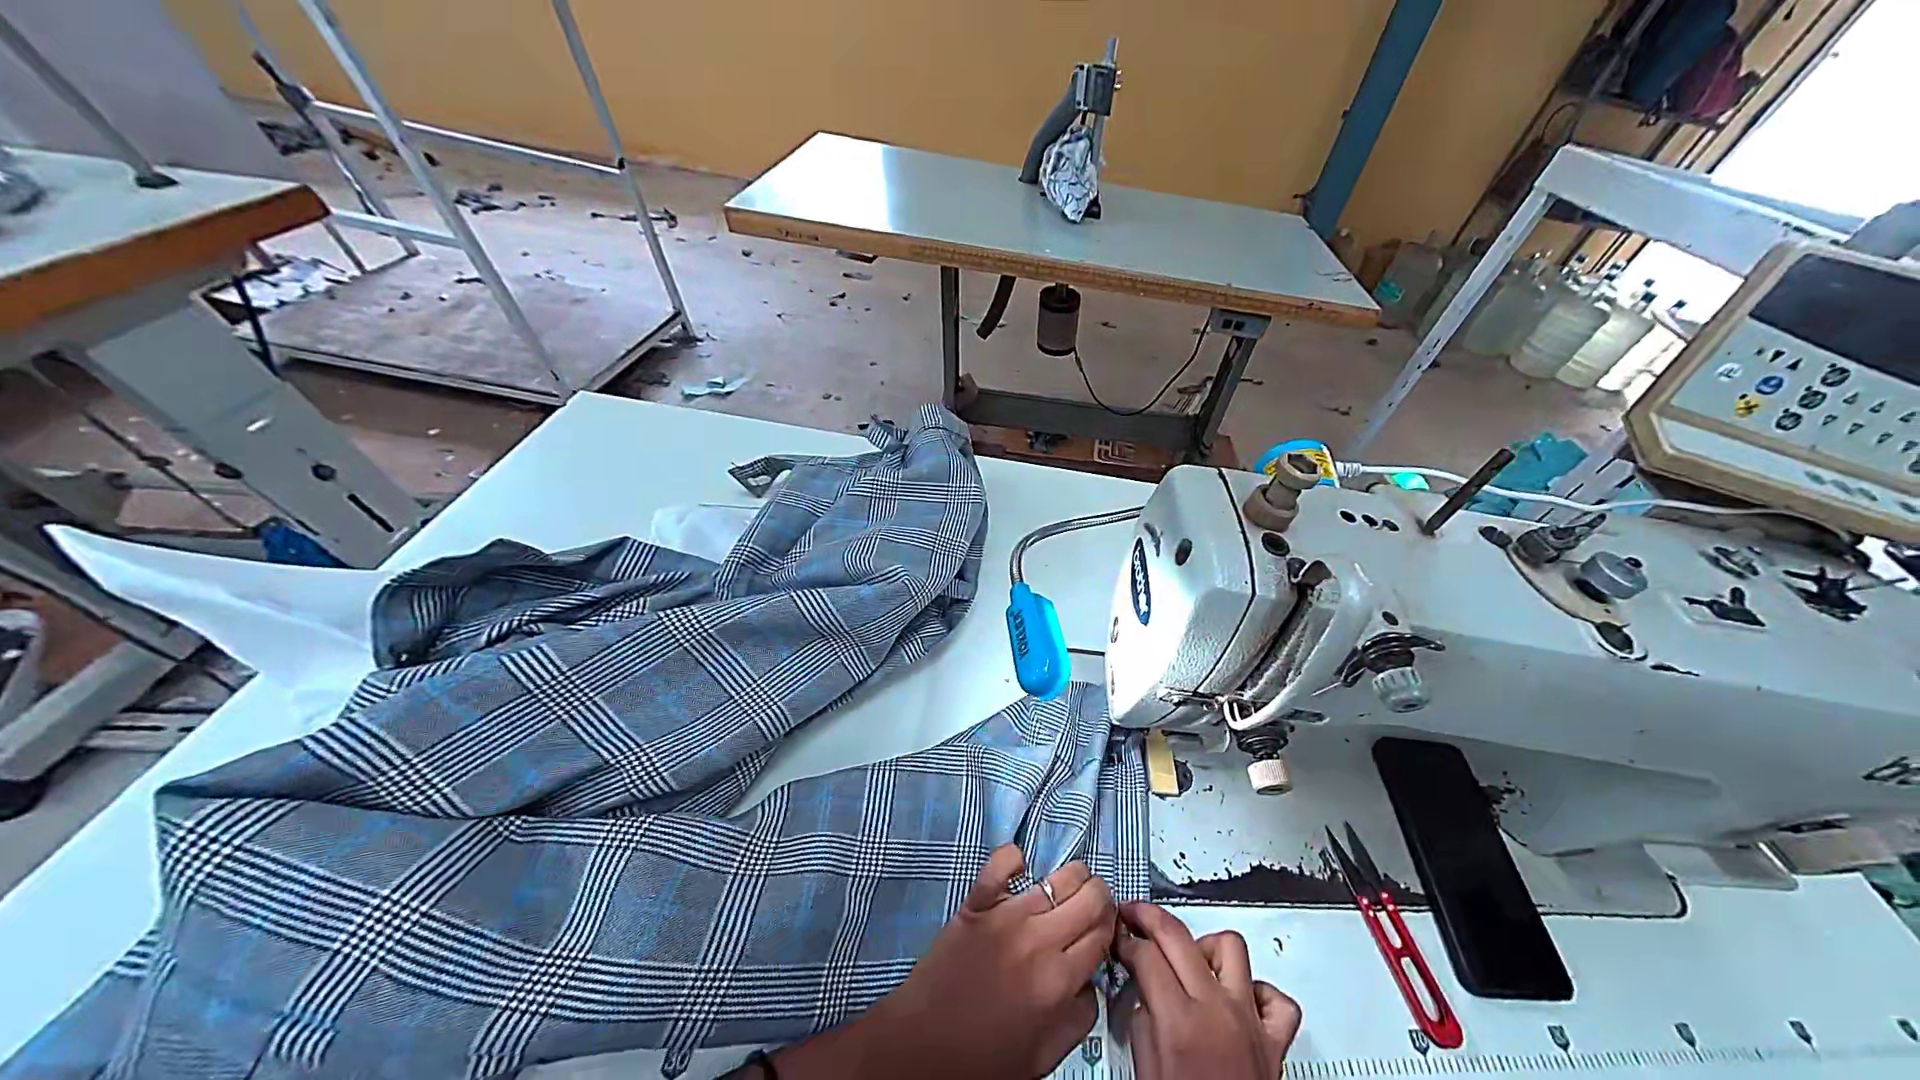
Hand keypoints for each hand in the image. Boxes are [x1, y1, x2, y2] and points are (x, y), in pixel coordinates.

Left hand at [772, 844, 1115, 1078]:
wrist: (924, 1044)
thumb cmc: (985, 1057)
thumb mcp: (1047, 1054)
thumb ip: (1081, 1014)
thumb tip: (1092, 975)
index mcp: (1060, 981)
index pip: (1104, 932)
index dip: (1109, 928)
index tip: (1102, 932)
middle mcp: (1039, 940)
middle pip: (1092, 896)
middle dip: (1098, 899)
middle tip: (1088, 911)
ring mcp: (1006, 915)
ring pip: (1061, 875)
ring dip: (1071, 879)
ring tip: (1061, 894)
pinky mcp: (977, 901)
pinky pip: (1003, 861)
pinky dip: (1015, 859)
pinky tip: (1020, 872)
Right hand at [1115, 901, 1300, 1079]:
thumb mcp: (1146, 1070)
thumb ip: (1143, 1021)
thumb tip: (1143, 991)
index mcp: (1179, 1023)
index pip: (1145, 953)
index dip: (1125, 939)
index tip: (1118, 938)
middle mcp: (1217, 1012)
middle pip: (1177, 934)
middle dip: (1149, 917)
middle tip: (1135, 917)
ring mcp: (1249, 1021)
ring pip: (1230, 947)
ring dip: (1203, 945)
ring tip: (1188, 957)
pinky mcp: (1275, 1041)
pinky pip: (1276, 998)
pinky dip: (1257, 989)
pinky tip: (1237, 997)